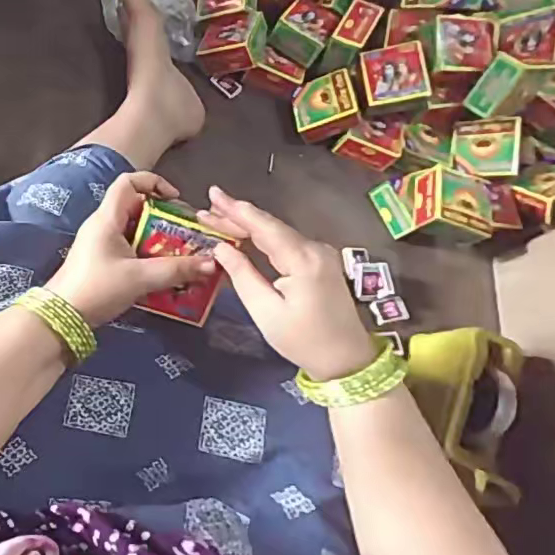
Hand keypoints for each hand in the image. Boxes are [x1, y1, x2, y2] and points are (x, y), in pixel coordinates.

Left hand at [47, 172, 216, 326]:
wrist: (62, 318)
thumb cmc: (97, 288)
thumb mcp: (140, 278)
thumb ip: (176, 270)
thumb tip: (211, 264)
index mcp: (107, 219)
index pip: (128, 182)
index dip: (153, 183)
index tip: (175, 199)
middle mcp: (101, 226)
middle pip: (135, 207)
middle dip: (163, 218)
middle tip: (184, 233)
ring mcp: (99, 245)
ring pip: (133, 231)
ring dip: (157, 240)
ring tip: (179, 254)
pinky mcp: (99, 262)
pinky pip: (128, 249)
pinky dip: (146, 255)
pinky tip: (161, 272)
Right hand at [199, 186, 377, 379]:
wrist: (346, 360)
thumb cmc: (303, 340)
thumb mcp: (265, 311)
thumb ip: (242, 275)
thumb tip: (221, 248)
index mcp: (302, 260)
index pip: (264, 226)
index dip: (236, 209)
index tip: (213, 193)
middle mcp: (314, 249)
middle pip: (270, 226)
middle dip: (237, 215)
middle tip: (207, 206)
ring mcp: (320, 254)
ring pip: (277, 233)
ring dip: (247, 226)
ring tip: (218, 217)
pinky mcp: (320, 263)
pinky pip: (286, 243)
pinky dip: (262, 238)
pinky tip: (244, 235)